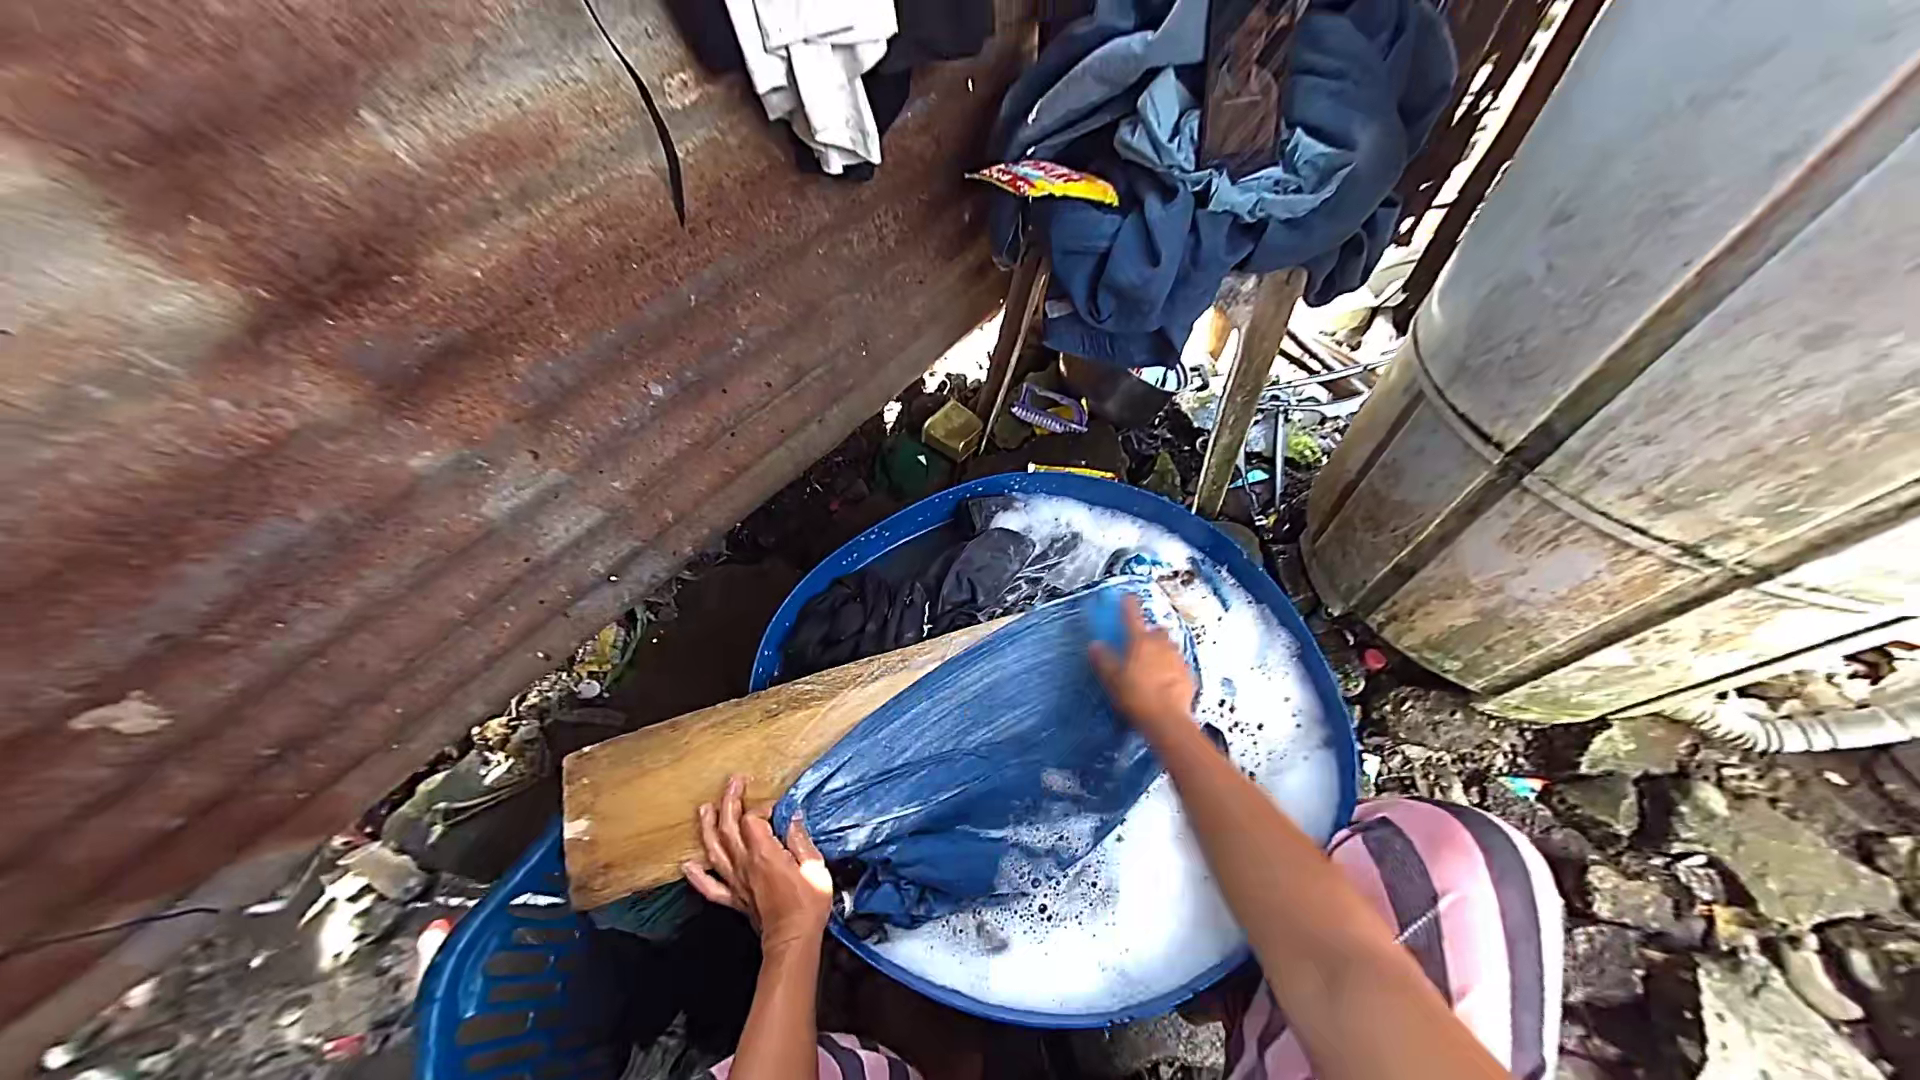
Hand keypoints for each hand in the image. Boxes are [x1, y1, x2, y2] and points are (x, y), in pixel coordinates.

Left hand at [683, 775, 832, 952]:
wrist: (793, 940)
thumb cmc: (808, 903)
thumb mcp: (814, 865)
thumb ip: (800, 839)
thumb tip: (793, 816)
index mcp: (764, 854)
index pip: (751, 820)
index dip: (760, 807)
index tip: (777, 808)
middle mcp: (744, 865)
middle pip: (728, 828)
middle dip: (729, 802)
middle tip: (733, 782)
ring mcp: (736, 882)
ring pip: (714, 851)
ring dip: (707, 828)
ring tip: (704, 809)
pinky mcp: (734, 899)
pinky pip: (710, 887)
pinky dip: (697, 876)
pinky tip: (688, 865)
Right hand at [1089, 594, 1195, 732]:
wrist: (1168, 720)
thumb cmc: (1137, 696)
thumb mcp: (1112, 678)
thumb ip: (1103, 659)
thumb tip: (1096, 645)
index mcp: (1140, 641)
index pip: (1132, 615)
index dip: (1128, 604)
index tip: (1127, 596)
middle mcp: (1161, 644)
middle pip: (1155, 630)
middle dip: (1148, 633)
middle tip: (1138, 643)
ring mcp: (1177, 658)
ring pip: (1168, 646)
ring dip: (1160, 650)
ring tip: (1150, 665)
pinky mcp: (1189, 674)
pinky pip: (1177, 664)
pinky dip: (1170, 668)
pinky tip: (1162, 681)